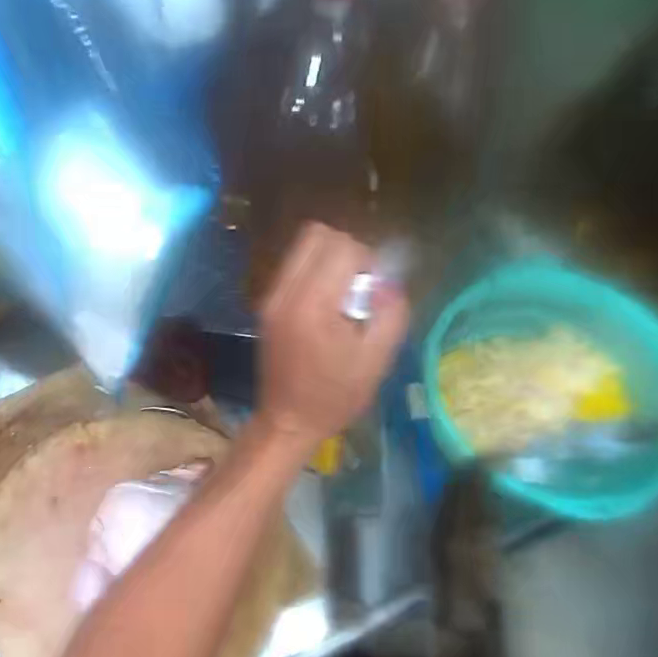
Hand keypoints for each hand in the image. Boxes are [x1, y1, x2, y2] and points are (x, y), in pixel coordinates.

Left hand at [255, 223, 408, 446]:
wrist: (287, 422)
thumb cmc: (334, 398)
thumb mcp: (375, 362)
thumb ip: (390, 315)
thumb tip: (390, 283)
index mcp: (314, 304)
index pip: (343, 246)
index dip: (367, 262)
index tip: (374, 293)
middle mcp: (287, 291)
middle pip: (318, 234)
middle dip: (347, 252)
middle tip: (359, 289)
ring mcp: (272, 297)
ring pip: (303, 248)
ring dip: (330, 262)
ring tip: (343, 300)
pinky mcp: (267, 306)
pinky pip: (294, 268)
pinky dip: (315, 275)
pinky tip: (326, 311)